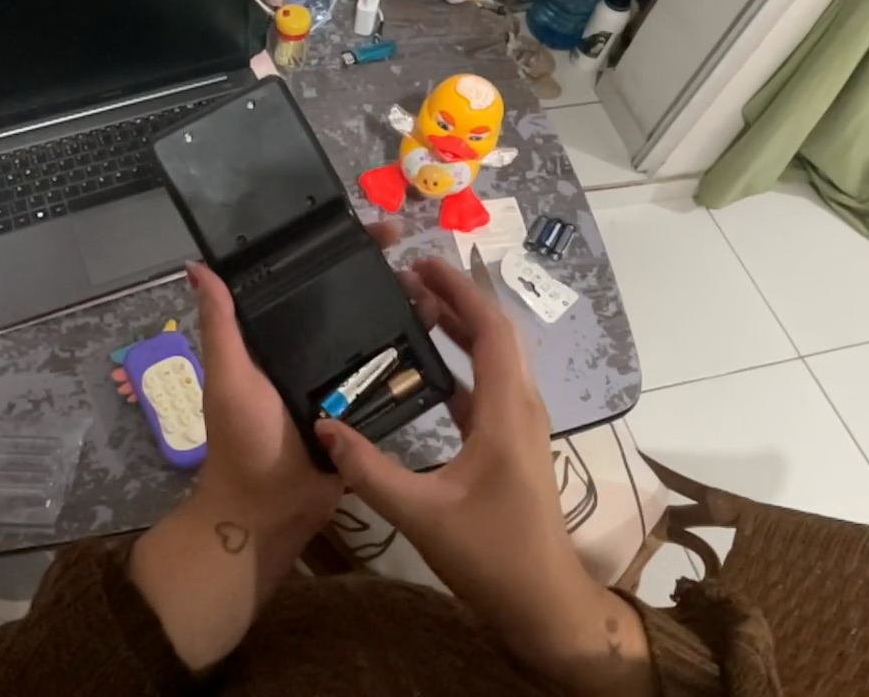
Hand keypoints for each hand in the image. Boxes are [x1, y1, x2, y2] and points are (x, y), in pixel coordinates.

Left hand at [129, 221, 400, 669]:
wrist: (270, 509)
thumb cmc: (243, 437)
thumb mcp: (228, 374)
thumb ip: (220, 324)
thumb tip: (197, 265)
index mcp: (276, 335)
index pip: (306, 280)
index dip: (332, 251)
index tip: (364, 228)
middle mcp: (310, 349)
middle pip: (347, 300)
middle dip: (378, 274)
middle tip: (412, 253)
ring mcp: (341, 377)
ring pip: (374, 331)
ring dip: (401, 307)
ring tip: (431, 287)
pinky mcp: (366, 406)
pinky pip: (389, 372)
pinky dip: (409, 351)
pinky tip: (437, 329)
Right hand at [314, 259, 652, 695]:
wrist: (545, 604)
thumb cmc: (492, 554)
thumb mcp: (421, 514)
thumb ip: (369, 470)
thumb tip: (323, 426)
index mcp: (506, 411)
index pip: (490, 329)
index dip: (460, 290)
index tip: (423, 264)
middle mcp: (521, 406)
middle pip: (496, 333)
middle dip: (458, 298)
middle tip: (411, 276)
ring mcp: (521, 422)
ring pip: (495, 356)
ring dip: (461, 326)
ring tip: (416, 305)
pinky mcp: (513, 439)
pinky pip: (488, 383)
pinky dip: (460, 360)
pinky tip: (425, 363)